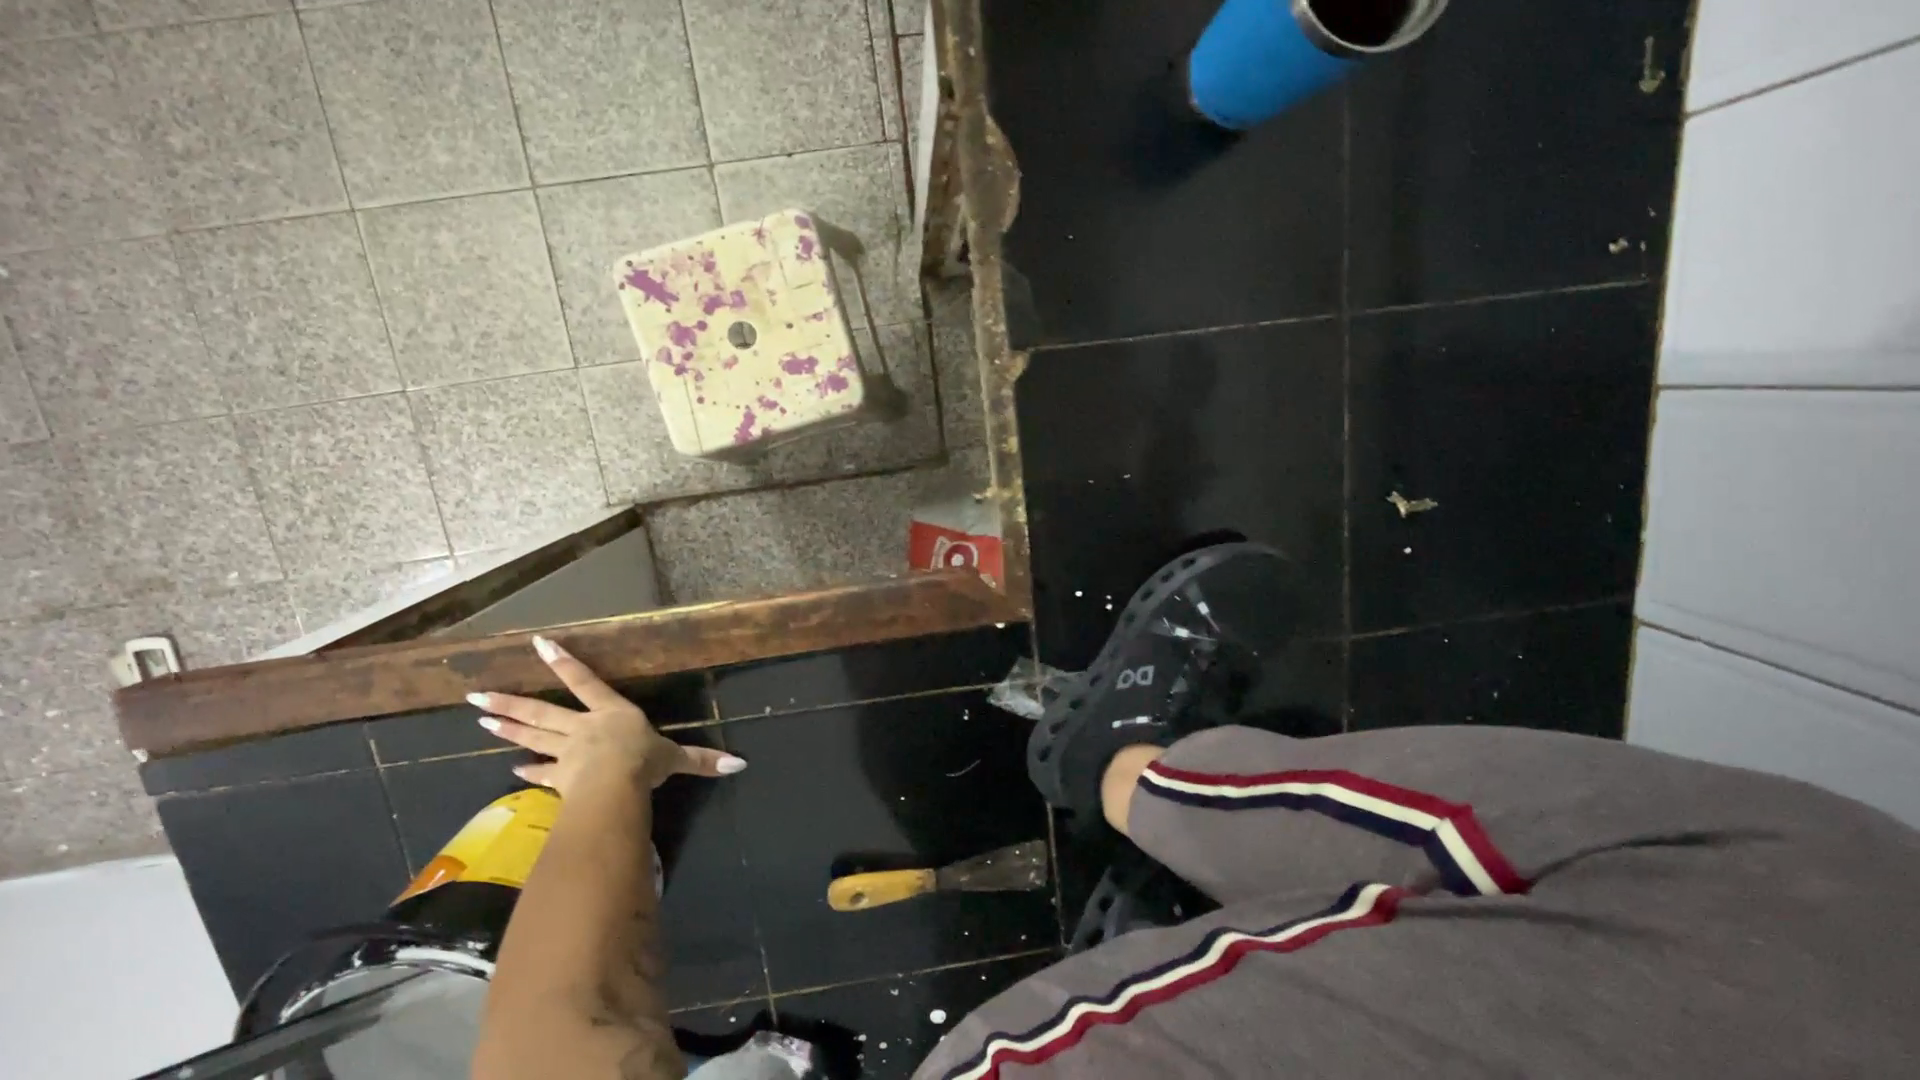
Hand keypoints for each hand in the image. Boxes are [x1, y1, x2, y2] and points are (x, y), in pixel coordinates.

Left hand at [468, 636, 745, 796]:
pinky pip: (542, 774)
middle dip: (511, 702)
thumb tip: (741, 763)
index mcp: (612, 714)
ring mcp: (566, 753)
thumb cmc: (643, 762)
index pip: (586, 682)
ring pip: (533, 737)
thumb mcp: (675, 758)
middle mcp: (584, 728)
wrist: (614, 788)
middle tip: (477, 695)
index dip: (564, 663)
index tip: (538, 643)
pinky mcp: (560, 779)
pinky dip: (528, 773)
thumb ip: (703, 760)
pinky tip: (513, 771)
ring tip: (481, 720)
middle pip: (543, 712)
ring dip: (508, 728)